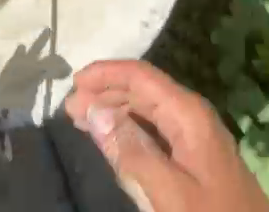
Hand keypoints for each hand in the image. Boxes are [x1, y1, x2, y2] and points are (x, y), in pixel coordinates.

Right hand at [65, 60, 268, 211]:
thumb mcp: (170, 194)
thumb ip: (131, 151)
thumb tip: (94, 111)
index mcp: (188, 114)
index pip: (140, 76)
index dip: (105, 74)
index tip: (73, 85)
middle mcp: (192, 116)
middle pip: (142, 89)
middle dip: (105, 92)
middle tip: (71, 110)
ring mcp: (197, 137)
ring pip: (148, 109)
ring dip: (115, 110)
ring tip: (84, 122)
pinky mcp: (197, 158)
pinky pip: (156, 130)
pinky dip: (130, 129)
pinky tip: (114, 141)